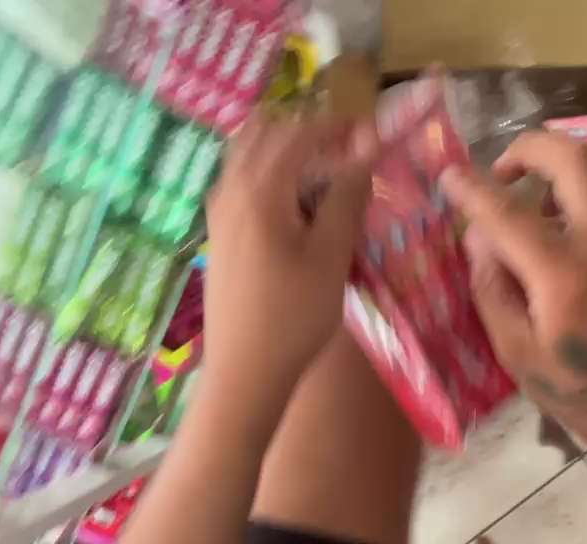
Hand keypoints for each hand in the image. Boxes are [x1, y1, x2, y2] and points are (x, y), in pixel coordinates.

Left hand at [204, 113, 376, 405]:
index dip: (336, 126)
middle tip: (345, 154)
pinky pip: (240, 187)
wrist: (245, 374)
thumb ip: (346, 200)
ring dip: (285, 156)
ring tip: (322, 181)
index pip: (299, 132)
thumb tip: (363, 156)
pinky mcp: (218, 240)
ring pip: (248, 160)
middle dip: (307, 134)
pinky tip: (293, 212)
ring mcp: (218, 216)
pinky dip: (268, 180)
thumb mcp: (331, 259)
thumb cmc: (294, 318)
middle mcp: (230, 191)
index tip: (368, 135)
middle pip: (265, 135)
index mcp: (260, 189)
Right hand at [440, 134, 586, 457]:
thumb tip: (479, 235)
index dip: (474, 191)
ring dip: (564, 162)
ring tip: (535, 195)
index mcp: (565, 278)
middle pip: (574, 158)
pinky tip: (564, 216)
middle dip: (530, 149)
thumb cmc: (569, 386)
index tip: (450, 176)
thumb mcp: (514, 351)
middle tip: (501, 172)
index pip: (511, 215)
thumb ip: (492, 288)